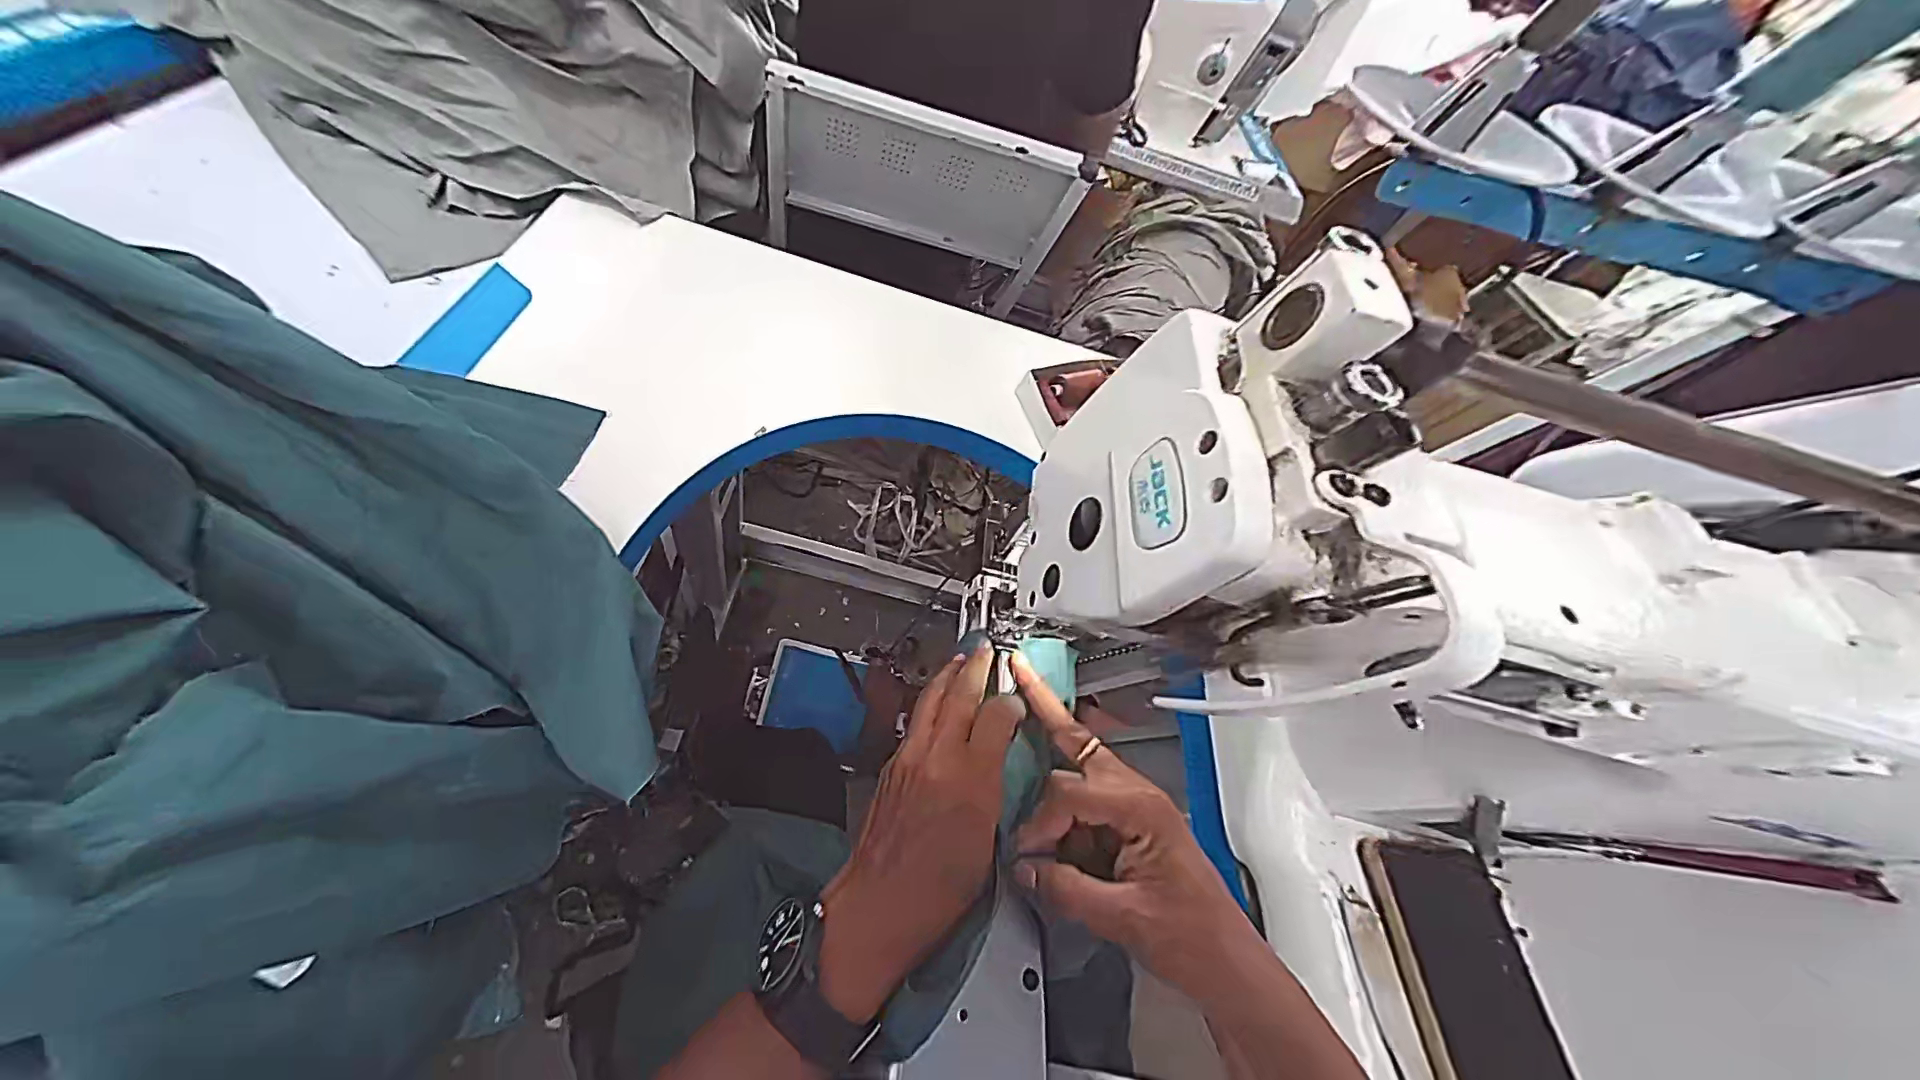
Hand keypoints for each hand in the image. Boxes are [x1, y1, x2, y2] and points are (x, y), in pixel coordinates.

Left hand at [816, 645, 1023, 1021]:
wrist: (879, 904)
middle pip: (958, 696)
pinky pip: (915, 721)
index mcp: (969, 781)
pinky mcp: (892, 767)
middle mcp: (936, 760)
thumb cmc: (935, 890)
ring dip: (947, 676)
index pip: (994, 717)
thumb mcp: (987, 841)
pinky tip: (937, 702)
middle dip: (974, 668)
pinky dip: (930, 701)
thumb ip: (995, 789)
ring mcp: (909, 760)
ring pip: (930, 701)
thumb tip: (999, 758)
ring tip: (959, 661)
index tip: (1015, 695)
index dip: (1008, 701)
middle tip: (985, 651)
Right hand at [1009, 654, 1261, 1000]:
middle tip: (1019, 674)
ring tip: (1020, 724)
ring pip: (1079, 764)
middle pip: (1078, 741)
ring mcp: (1133, 805)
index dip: (1039, 823)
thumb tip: (1025, 868)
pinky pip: (1085, 796)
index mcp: (1141, 808)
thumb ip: (1065, 888)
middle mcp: (1137, 794)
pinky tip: (1043, 814)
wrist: (1226, 962)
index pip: (1068, 792)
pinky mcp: (1127, 823)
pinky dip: (1059, 801)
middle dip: (1044, 708)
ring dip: (1048, 753)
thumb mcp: (1123, 917)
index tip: (1025, 854)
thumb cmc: (1194, 937)